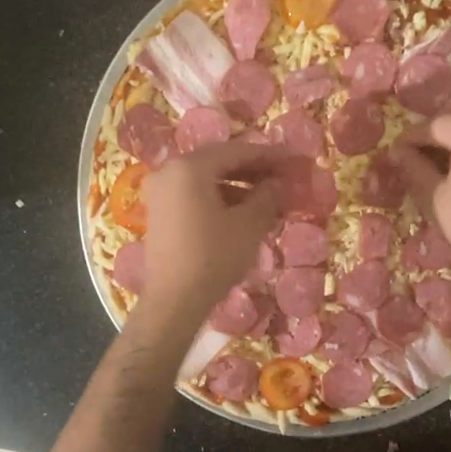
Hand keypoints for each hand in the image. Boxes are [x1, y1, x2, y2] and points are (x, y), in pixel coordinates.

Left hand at [138, 141, 288, 323]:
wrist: (174, 300)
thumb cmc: (213, 257)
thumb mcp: (248, 225)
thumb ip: (267, 196)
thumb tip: (279, 183)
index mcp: (189, 167)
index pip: (235, 150)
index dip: (267, 155)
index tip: (291, 160)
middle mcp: (168, 172)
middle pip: (217, 163)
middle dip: (251, 171)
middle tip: (281, 178)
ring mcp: (159, 194)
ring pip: (205, 182)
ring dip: (236, 188)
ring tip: (266, 200)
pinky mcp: (158, 216)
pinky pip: (193, 197)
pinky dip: (218, 201)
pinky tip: (242, 215)